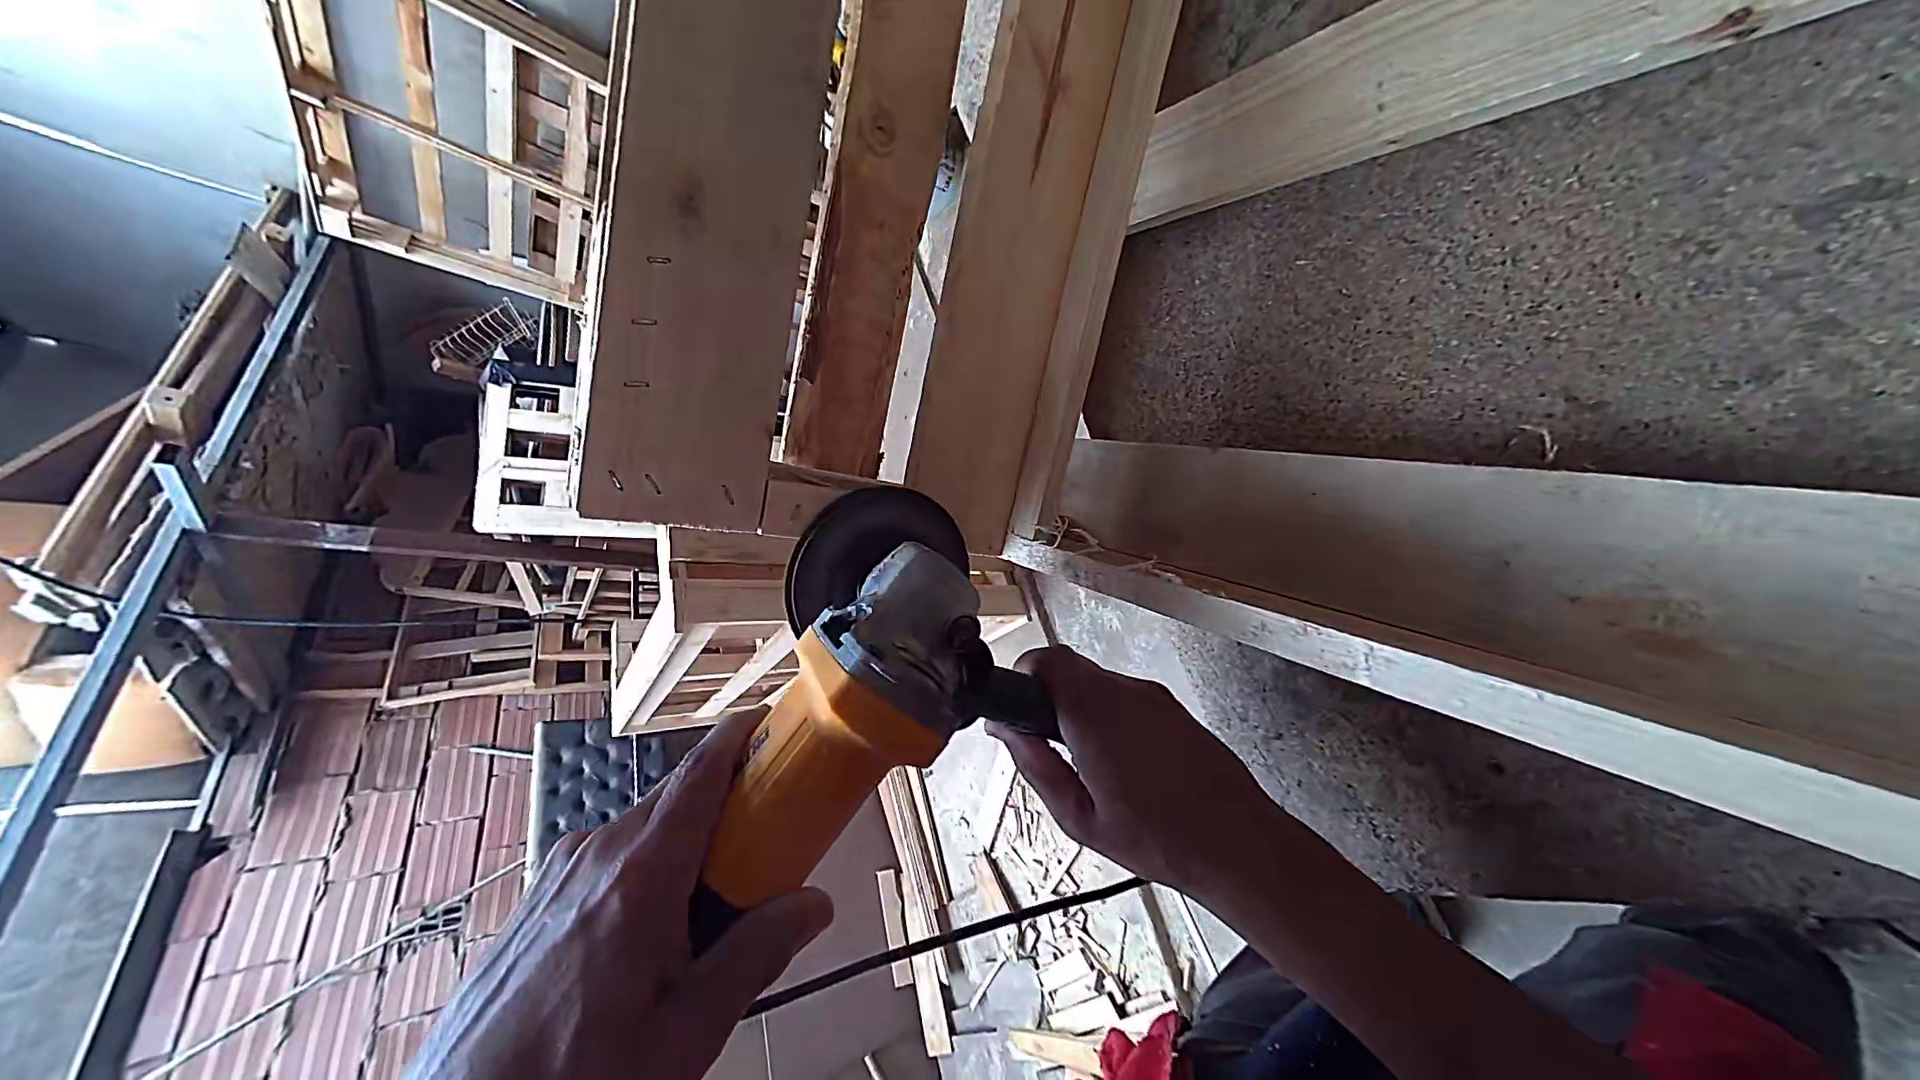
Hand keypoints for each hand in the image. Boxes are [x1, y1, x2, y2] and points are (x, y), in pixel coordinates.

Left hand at [410, 708, 833, 1079]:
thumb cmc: (571, 1077)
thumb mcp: (685, 1031)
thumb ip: (755, 956)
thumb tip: (813, 905)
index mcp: (639, 874)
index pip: (700, 773)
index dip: (739, 735)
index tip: (771, 719)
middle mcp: (597, 852)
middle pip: (680, 796)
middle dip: (729, 799)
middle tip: (768, 830)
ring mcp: (563, 868)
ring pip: (647, 826)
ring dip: (691, 839)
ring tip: (715, 895)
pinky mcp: (543, 890)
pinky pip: (615, 852)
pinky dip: (653, 862)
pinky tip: (655, 926)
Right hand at [988, 645, 1283, 898]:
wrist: (1238, 843)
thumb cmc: (1164, 838)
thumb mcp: (1078, 816)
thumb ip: (1034, 765)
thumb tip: (1007, 734)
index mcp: (1093, 714)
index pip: (1044, 660)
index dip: (1023, 677)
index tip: (1018, 706)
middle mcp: (1124, 693)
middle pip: (1068, 666)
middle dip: (1048, 694)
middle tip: (1047, 737)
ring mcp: (1152, 697)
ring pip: (1096, 680)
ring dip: (1079, 705)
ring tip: (1087, 758)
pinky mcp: (1171, 706)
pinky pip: (1125, 695)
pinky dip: (1108, 714)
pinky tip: (1120, 760)